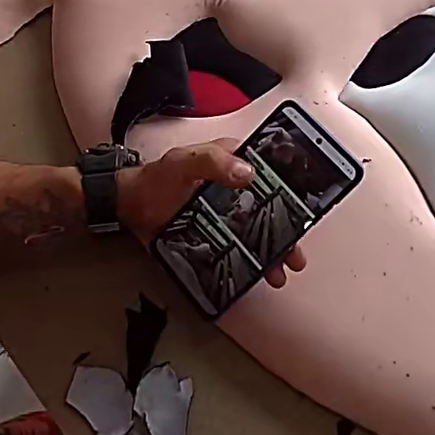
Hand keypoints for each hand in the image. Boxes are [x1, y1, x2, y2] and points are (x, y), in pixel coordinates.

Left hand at [115, 139, 307, 287]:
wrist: (128, 206)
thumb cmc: (155, 179)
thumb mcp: (183, 163)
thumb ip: (212, 161)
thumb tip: (248, 172)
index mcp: (232, 161)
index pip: (270, 169)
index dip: (291, 187)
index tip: (306, 208)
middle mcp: (234, 185)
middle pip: (271, 207)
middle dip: (287, 230)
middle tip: (295, 253)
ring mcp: (226, 211)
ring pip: (257, 230)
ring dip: (271, 250)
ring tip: (279, 271)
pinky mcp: (215, 231)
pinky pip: (238, 246)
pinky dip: (250, 260)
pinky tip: (258, 274)